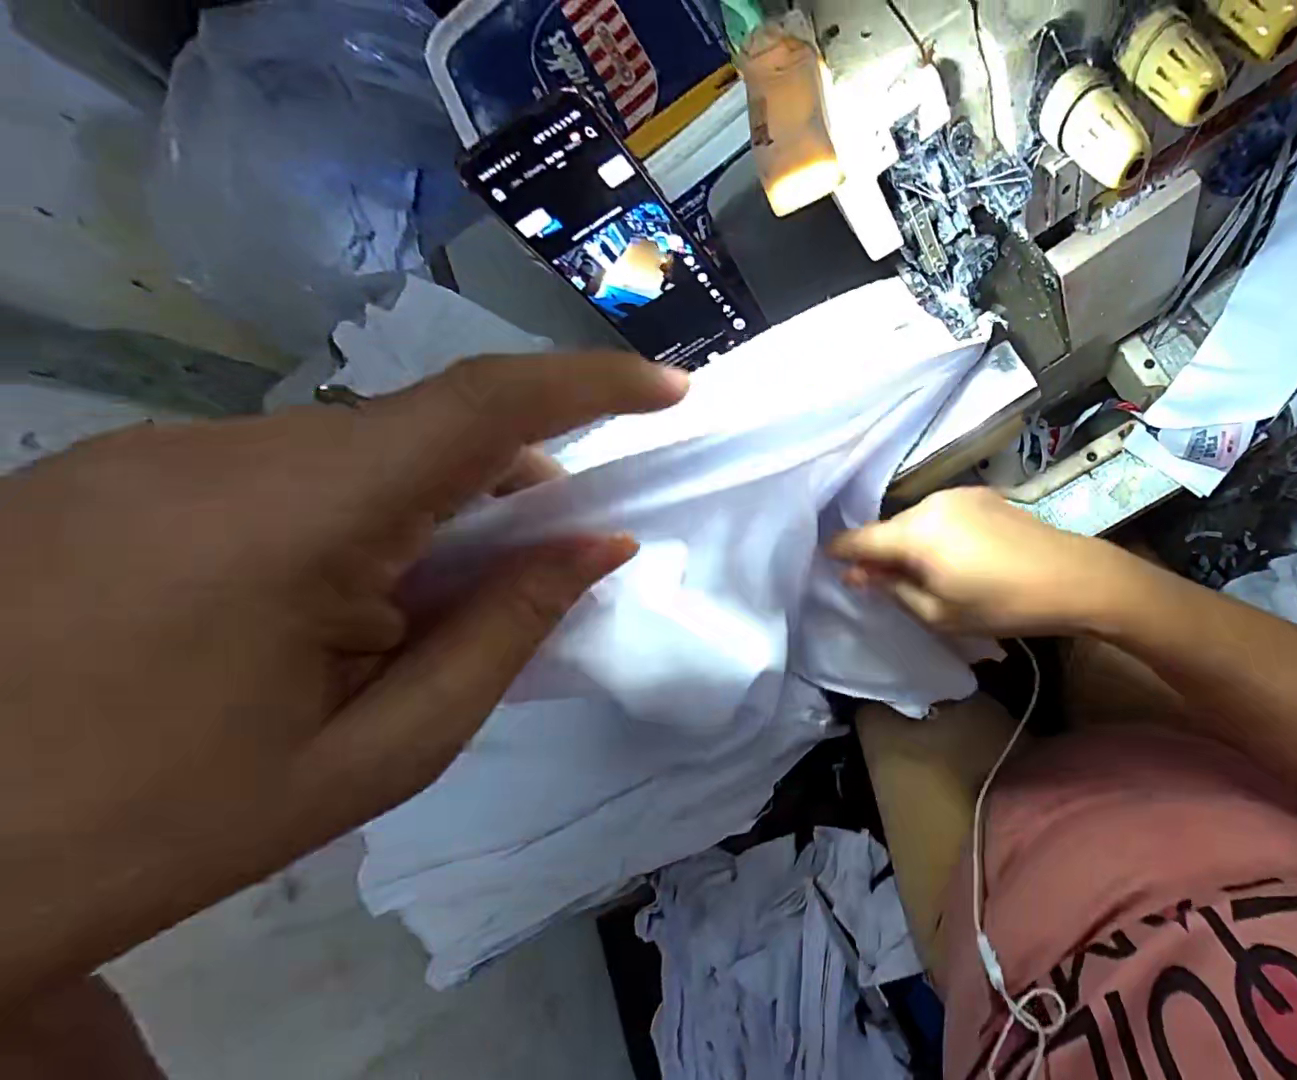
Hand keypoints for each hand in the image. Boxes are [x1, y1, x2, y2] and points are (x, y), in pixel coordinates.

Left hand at [0, 352, 685, 1001]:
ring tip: (419, 618)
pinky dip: (365, 516)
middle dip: (515, 488)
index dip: (592, 385)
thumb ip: (508, 631)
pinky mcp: (110, 479)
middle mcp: (219, 453)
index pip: (481, 406)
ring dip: (436, 510)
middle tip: (544, 575)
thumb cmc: (156, 826)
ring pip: (364, 452)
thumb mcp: (382, 749)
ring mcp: (148, 457)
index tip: (672, 390)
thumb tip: (600, 546)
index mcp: (292, 517)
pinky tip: (331, 608)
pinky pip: (295, 472)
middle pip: (429, 432)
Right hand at [828, 487, 1138, 636]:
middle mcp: (932, 503)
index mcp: (916, 533)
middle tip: (887, 585)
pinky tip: (960, 556)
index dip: (841, 552)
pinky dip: (938, 532)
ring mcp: (961, 494)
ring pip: (918, 520)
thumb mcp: (940, 613)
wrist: (1072, 576)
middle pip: (890, 528)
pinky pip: (944, 514)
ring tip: (932, 574)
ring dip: (913, 542)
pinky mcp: (984, 494)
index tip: (833, 564)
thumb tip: (861, 575)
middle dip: (882, 553)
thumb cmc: (1003, 604)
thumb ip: (893, 590)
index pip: (860, 538)